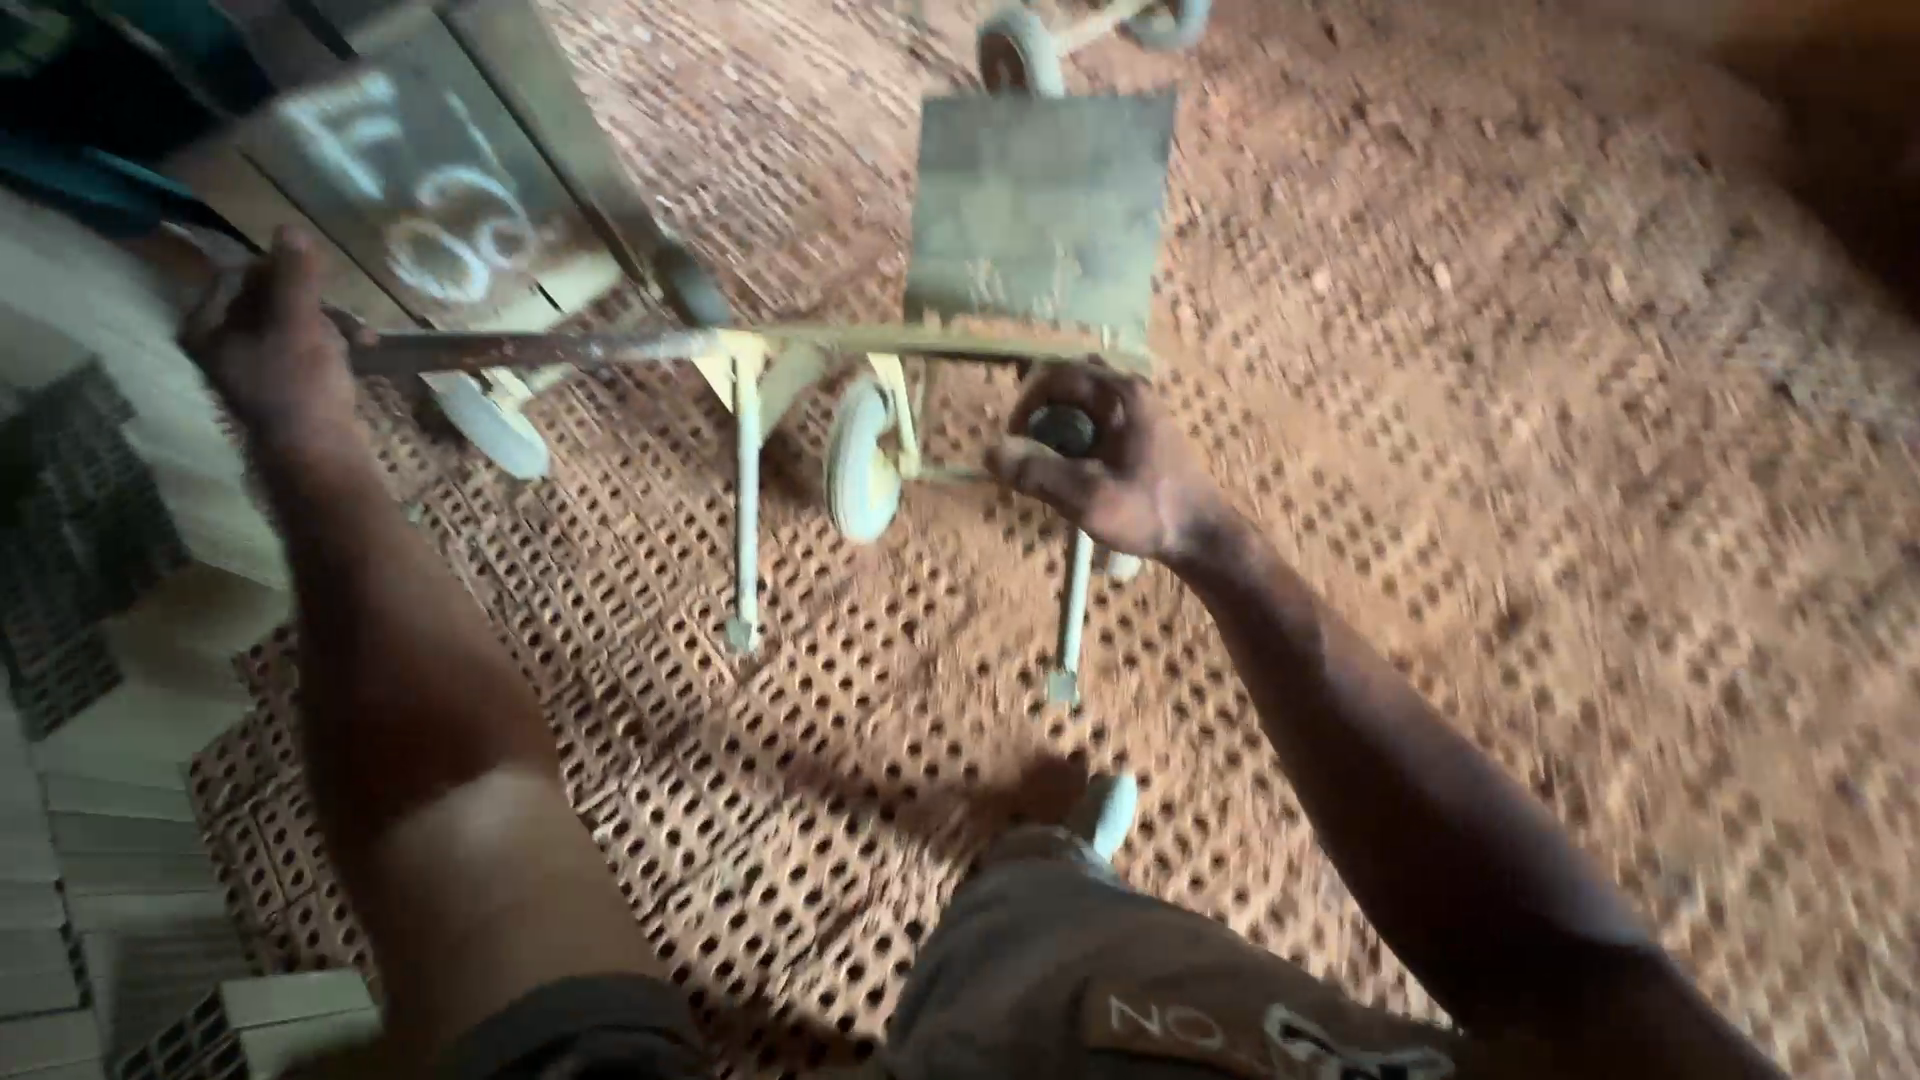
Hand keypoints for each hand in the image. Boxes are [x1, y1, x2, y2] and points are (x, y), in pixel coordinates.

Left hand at [180, 227, 358, 445]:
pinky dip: (334, 347)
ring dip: (332, 325)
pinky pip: (306, 351)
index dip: (279, 270)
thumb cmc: (301, 385)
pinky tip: (360, 353)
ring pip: (294, 326)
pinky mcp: (286, 386)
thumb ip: (296, 278)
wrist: (319, 450)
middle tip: (348, 314)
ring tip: (365, 338)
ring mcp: (254, 368)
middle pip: (268, 300)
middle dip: (315, 302)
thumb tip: (292, 228)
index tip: (318, 277)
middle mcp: (222, 344)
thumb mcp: (300, 324)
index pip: (236, 275)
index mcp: (206, 326)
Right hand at [985, 362, 1231, 563]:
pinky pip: (1098, 415)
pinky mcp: (1144, 430)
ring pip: (1084, 399)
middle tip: (1031, 447)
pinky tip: (1076, 466)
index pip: (1055, 374)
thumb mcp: (1085, 496)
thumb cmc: (1147, 513)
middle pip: (1069, 380)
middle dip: (1041, 410)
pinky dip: (1078, 432)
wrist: (1202, 535)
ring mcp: (1141, 408)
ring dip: (1059, 421)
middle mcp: (1131, 390)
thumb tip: (990, 451)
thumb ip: (1036, 471)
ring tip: (1051, 458)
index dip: (1025, 404)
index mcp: (1119, 395)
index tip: (1015, 442)